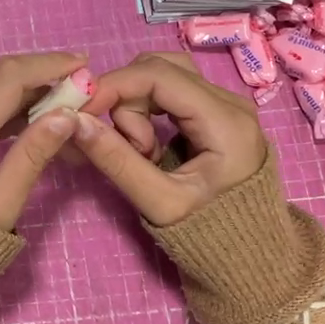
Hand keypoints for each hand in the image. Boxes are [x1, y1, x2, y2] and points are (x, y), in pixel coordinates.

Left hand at [0, 52, 85, 229]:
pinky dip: (11, 114)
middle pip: (1, 84)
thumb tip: (67, 115)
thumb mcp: (1, 211)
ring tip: (71, 117)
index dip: (48, 64)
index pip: (8, 78)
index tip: (85, 66)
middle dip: (46, 83)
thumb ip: (31, 158)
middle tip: (87, 98)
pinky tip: (40, 127)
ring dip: (31, 99)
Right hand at [75, 52, 266, 225]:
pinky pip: (168, 90)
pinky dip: (146, 109)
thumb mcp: (160, 203)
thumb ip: (117, 160)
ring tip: (140, 149)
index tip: (82, 110)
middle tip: (126, 146)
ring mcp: (224, 102)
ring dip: (135, 104)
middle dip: (126, 99)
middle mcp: (230, 101)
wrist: (249, 255)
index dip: (115, 84)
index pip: (159, 75)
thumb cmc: (210, 234)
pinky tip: (148, 145)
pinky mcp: (213, 108)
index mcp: (226, 122)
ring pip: (161, 74)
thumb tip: (74, 122)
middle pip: (159, 69)